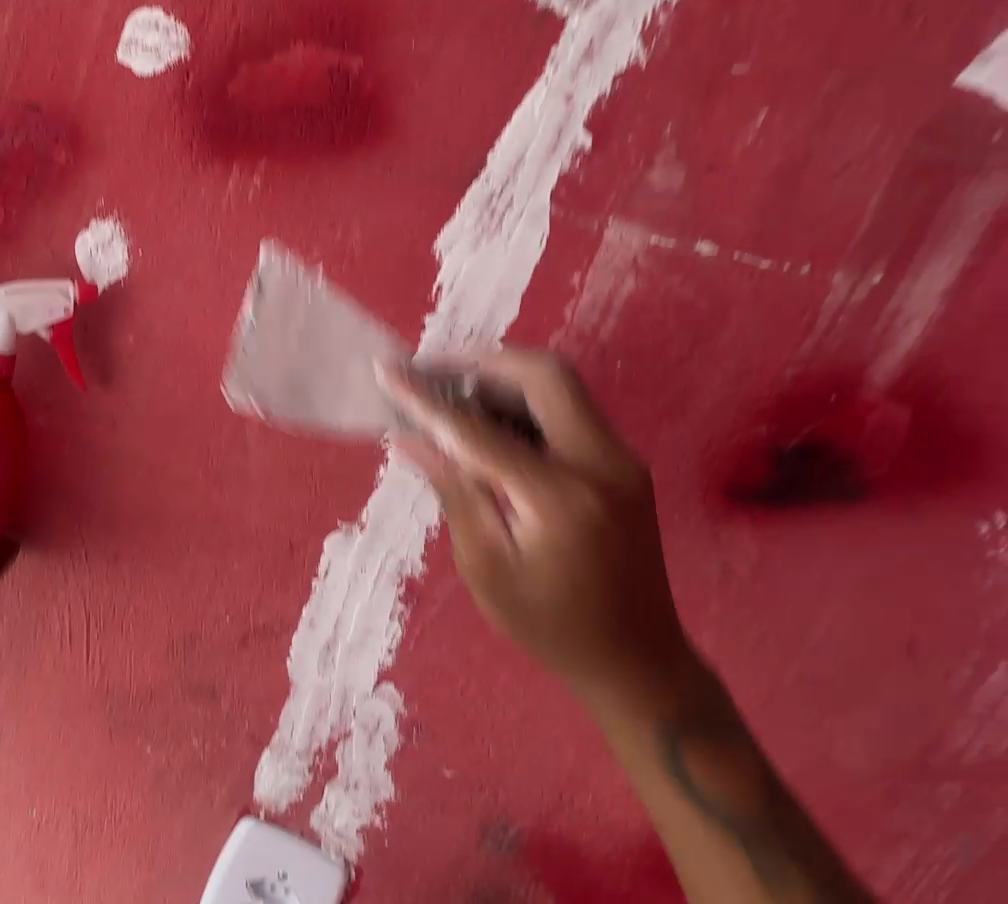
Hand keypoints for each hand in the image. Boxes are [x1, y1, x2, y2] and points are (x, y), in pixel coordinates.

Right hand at [378, 350, 692, 702]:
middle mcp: (603, 462)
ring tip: (447, 400)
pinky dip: (522, 406)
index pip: (479, 428)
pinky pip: (567, 413)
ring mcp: (620, 460)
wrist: (638, 661)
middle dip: (480, 364)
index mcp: (562, 495)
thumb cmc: (550, 625)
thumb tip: (412, 438)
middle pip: (544, 375)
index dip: (426, 398)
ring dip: (501, 381)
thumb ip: (454, 491)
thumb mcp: (487, 566)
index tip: (387, 371)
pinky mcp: (621, 466)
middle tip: (429, 378)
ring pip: (559, 388)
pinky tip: (484, 427)